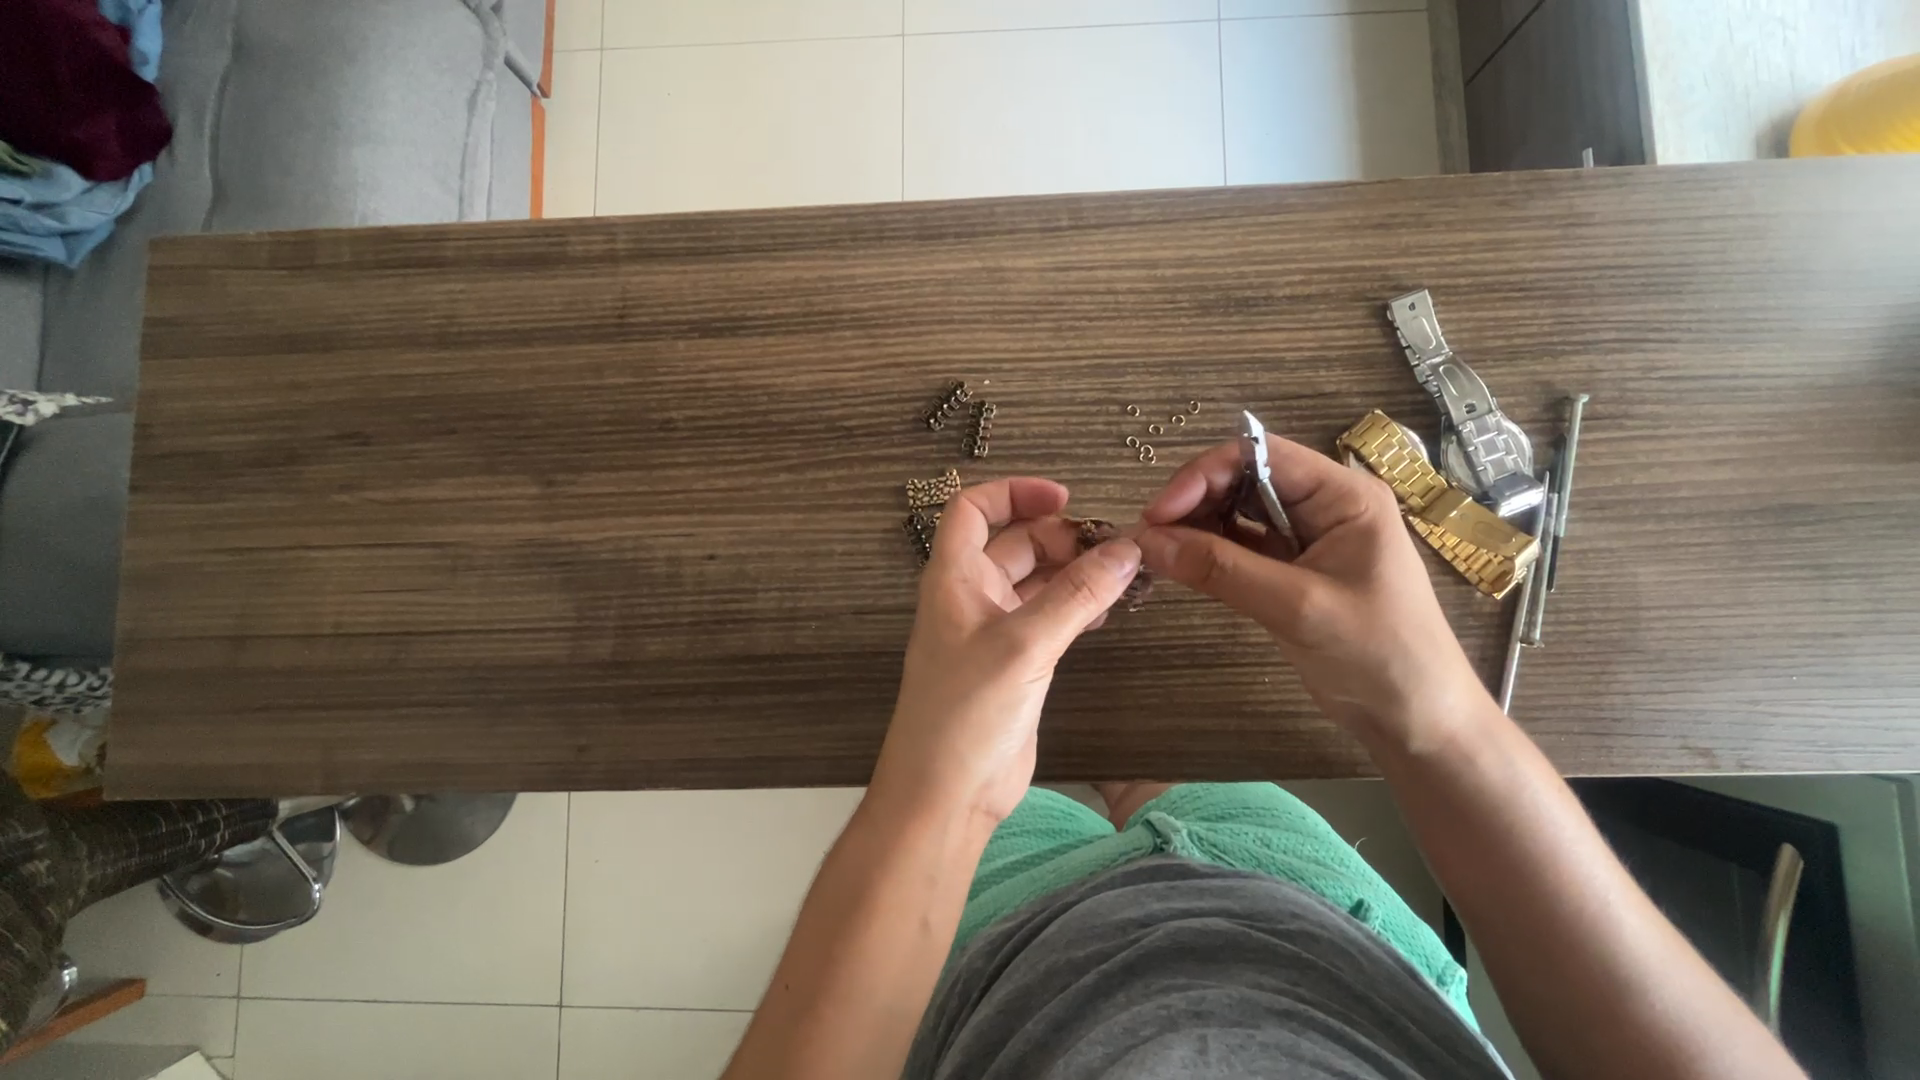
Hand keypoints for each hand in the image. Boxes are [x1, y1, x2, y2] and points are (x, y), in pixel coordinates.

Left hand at [873, 478, 1141, 823]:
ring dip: (1077, 573)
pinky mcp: (1017, 663)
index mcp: (954, 577)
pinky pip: (1049, 618)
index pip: (972, 510)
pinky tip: (1109, 611)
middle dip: (1062, 538)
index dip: (1013, 493)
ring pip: (1038, 582)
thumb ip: (1077, 595)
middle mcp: (971, 596)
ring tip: (1125, 575)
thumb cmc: (967, 712)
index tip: (1064, 497)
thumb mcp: (1024, 644)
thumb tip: (1128, 550)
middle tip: (1115, 549)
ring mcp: (994, 631)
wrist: (947, 792)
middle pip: (1016, 544)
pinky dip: (1078, 607)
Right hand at [1134, 435, 1493, 748]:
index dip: (1202, 475)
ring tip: (1155, 554)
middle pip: (1242, 479)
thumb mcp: (1296, 606)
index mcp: (1343, 494)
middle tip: (1147, 539)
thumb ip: (1221, 569)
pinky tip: (1179, 566)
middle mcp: (1322, 505)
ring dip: (1194, 528)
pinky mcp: (1289, 572)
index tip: (1158, 514)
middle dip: (1192, 502)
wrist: (1415, 720)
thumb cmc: (1377, 654)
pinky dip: (1206, 554)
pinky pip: (1238, 547)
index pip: (1259, 455)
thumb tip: (1146, 542)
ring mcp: (1305, 539)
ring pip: (1235, 513)